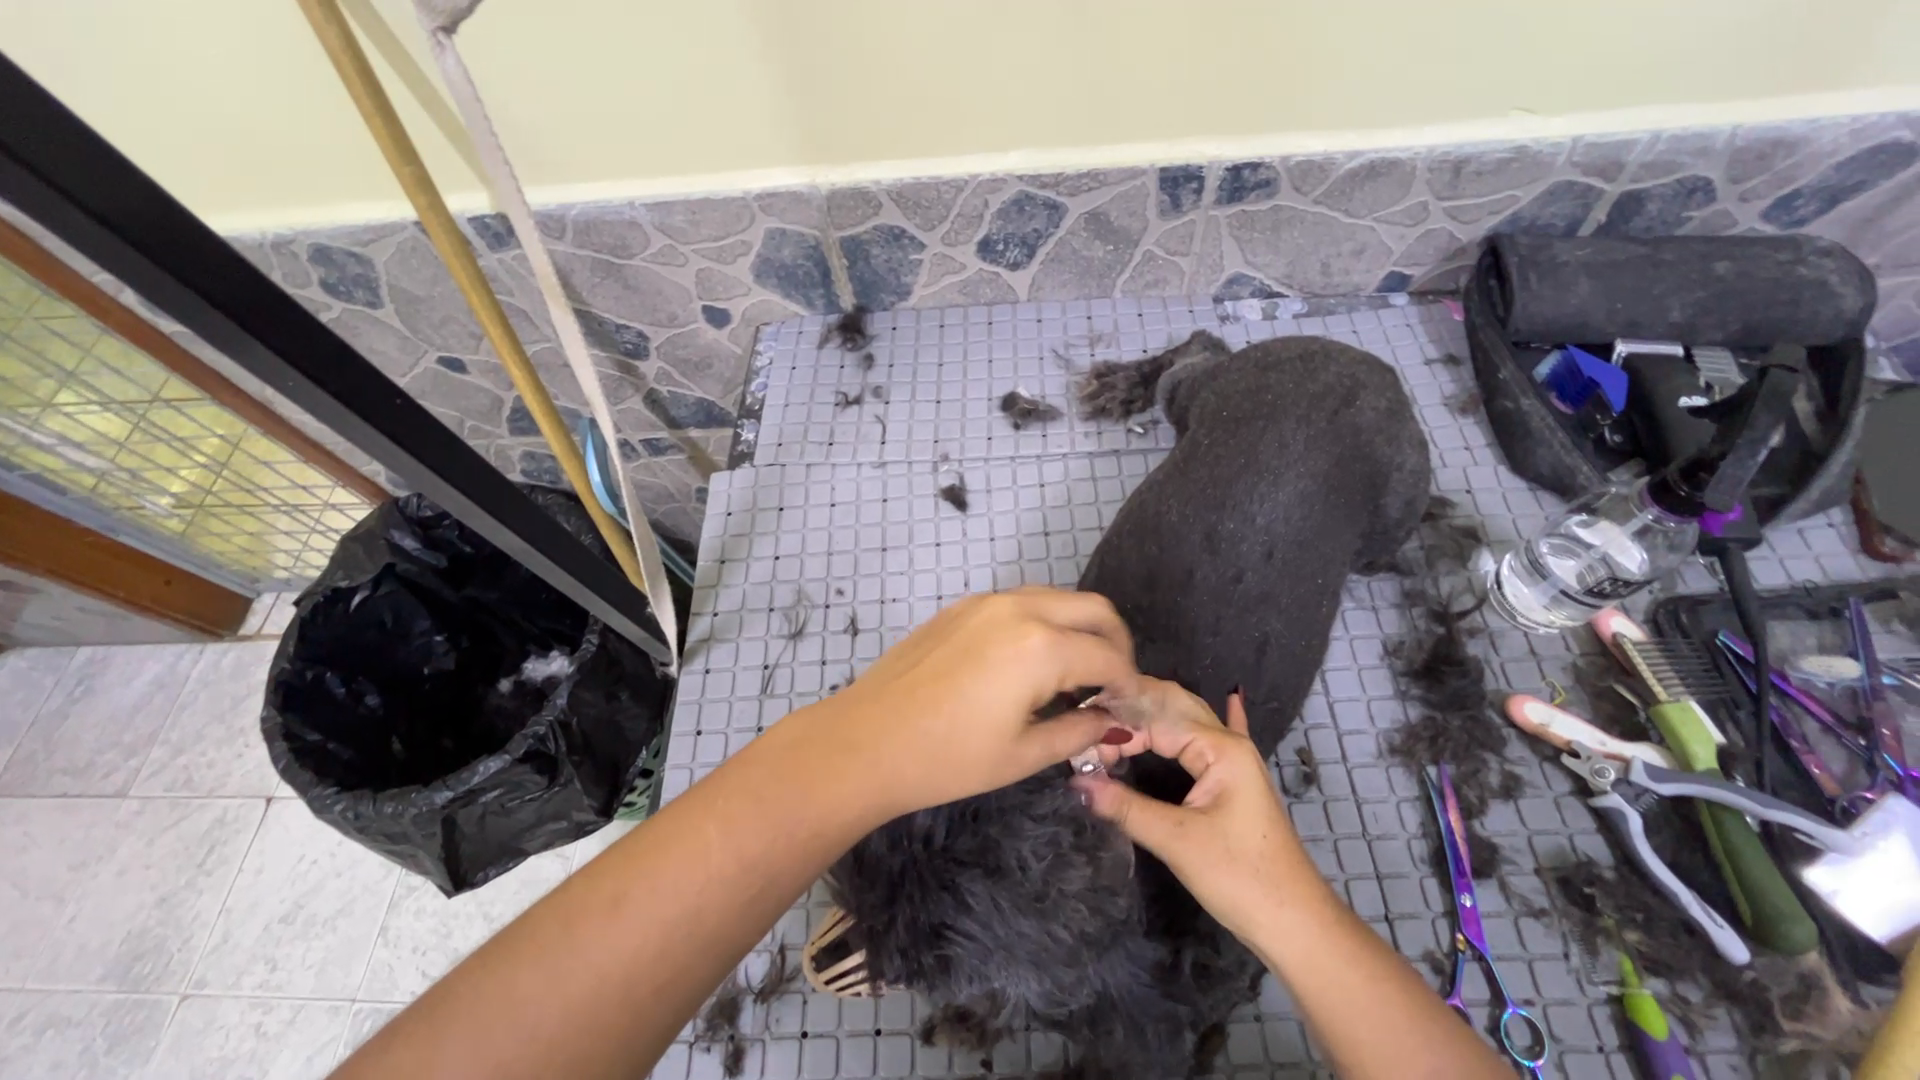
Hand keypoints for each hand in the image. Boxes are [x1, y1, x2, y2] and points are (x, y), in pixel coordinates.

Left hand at [801, 588, 1140, 815]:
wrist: (864, 742)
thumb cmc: (946, 759)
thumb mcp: (1022, 754)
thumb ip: (1078, 732)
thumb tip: (1111, 722)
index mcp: (1041, 647)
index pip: (1108, 656)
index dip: (1128, 683)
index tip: (1131, 707)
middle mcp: (1019, 609)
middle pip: (1093, 609)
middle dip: (1115, 643)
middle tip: (1113, 684)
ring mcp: (985, 602)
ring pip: (1056, 598)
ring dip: (1079, 628)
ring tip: (1075, 675)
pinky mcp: (960, 607)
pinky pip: (1021, 602)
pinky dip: (1044, 622)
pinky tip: (1032, 663)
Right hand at [1074, 688, 1326, 940]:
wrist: (1296, 923)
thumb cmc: (1240, 877)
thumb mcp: (1176, 840)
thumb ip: (1124, 806)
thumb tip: (1075, 780)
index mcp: (1220, 748)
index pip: (1155, 720)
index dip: (1114, 729)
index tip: (1078, 747)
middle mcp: (1229, 745)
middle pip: (1174, 707)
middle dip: (1130, 708)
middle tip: (1085, 715)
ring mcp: (1235, 764)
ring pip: (1187, 724)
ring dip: (1151, 717)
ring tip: (1108, 712)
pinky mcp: (1235, 785)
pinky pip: (1211, 744)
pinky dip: (1202, 727)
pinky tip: (1228, 696)